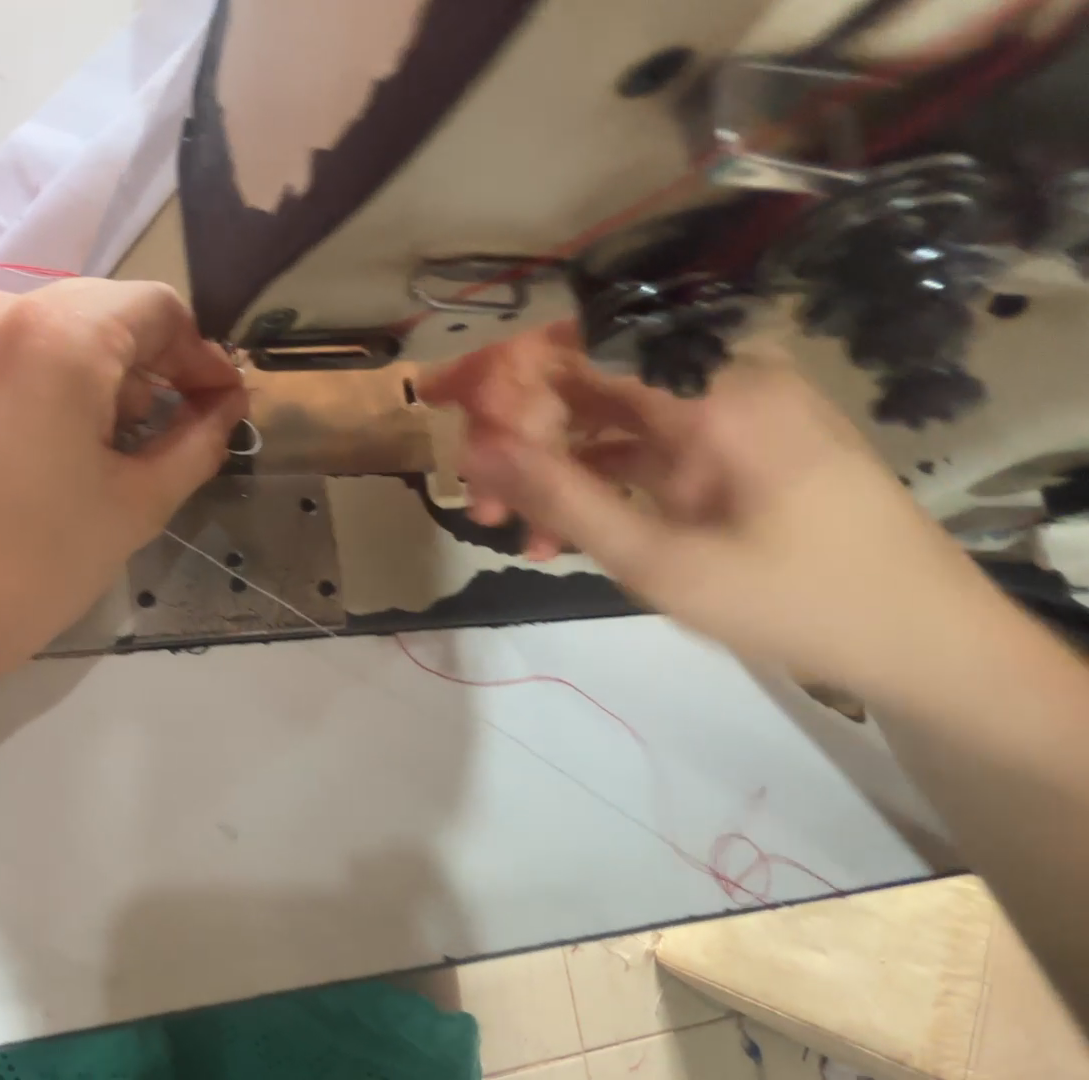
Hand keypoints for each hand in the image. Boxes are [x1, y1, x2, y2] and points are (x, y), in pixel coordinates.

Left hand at [0, 279, 246, 732]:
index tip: (221, 404)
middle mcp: (0, 309)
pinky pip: (14, 347)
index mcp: (59, 333)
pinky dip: (53, 375)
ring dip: (103, 371)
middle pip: (106, 311)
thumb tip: (228, 405)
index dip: (201, 354)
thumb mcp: (138, 501)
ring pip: (59, 326)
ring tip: (119, 440)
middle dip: (153, 364)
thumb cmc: (38, 561)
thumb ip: (198, 439)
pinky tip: (66, 434)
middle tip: (178, 425)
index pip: (157, 308)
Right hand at [419, 321, 998, 689]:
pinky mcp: (725, 445)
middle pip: (585, 374)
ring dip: (544, 465)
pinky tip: (552, 536)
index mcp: (714, 391)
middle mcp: (718, 380)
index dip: (502, 369)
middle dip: (514, 430)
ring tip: (501, 524)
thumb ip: (561, 497)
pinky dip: (589, 483)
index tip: (441, 406)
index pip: (582, 344)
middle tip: (469, 486)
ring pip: (602, 414)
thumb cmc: (798, 603)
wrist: (924, 644)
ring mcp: (723, 413)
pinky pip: (635, 446)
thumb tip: (475, 449)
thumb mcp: (660, 561)